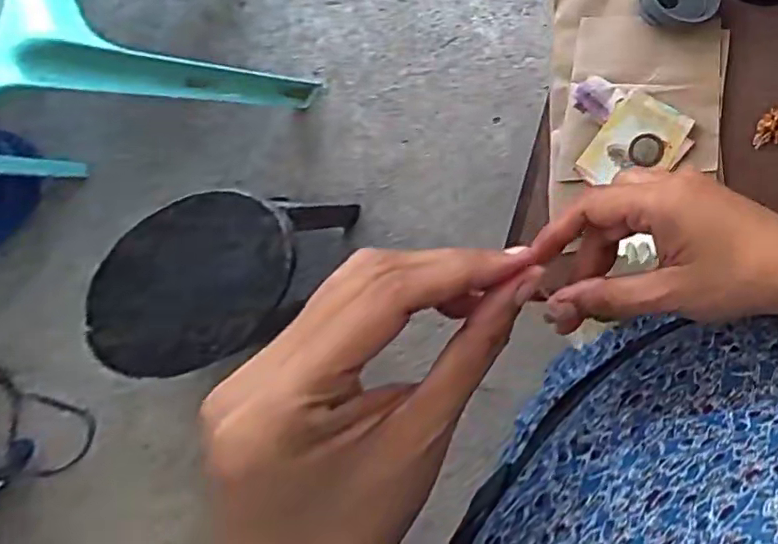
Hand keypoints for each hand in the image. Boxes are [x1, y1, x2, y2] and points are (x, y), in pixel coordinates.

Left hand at [200, 247, 542, 543]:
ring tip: (481, 287)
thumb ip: (475, 348)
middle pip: (368, 278)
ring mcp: (254, 366)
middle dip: (448, 266)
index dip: (460, 267)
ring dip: (426, 273)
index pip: (383, 295)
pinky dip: (400, 292)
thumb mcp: (425, 436)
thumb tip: (523, 283)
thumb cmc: (359, 528)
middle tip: (510, 271)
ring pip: (356, 281)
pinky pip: (342, 303)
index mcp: (283, 398)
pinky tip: (438, 300)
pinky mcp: (267, 367)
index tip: (520, 261)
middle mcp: (255, 370)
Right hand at [527, 168, 777, 334]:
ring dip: (610, 242)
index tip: (531, 265)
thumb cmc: (737, 279)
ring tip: (604, 288)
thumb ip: (612, 296)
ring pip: (630, 206)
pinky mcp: (701, 199)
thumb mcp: (671, 292)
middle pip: (608, 204)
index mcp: (659, 197)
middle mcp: (670, 181)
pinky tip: (635, 267)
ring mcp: (688, 187)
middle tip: (579, 294)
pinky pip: (653, 208)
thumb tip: (560, 303)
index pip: (590, 206)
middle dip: (586, 247)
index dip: (556, 235)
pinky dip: (635, 235)